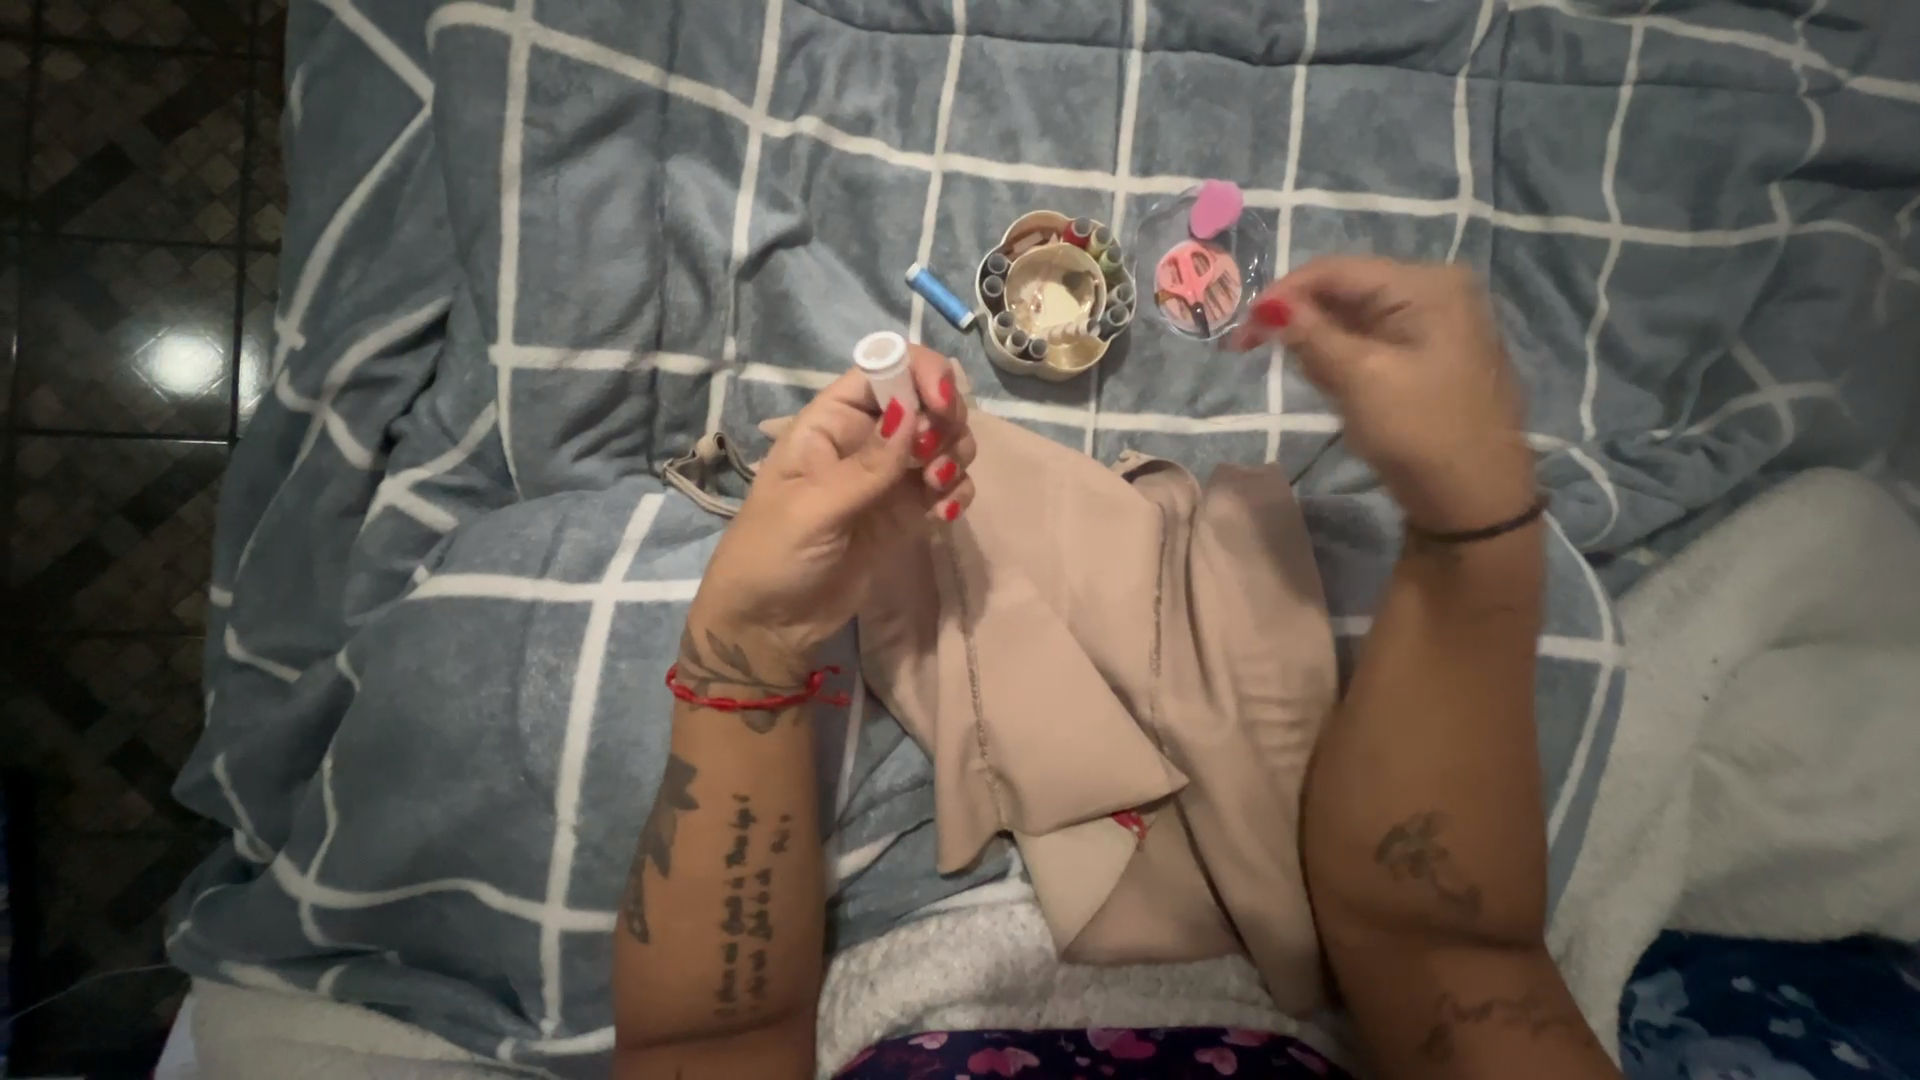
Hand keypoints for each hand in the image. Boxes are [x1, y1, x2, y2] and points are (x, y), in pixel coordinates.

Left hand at [686, 344, 975, 676]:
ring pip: (943, 442)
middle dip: (946, 421)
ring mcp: (890, 477)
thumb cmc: (773, 555)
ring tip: (938, 490)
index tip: (942, 408)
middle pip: (925, 401)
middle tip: (936, 460)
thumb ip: (867, 466)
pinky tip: (945, 515)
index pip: (884, 370)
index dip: (921, 374)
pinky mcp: (907, 512)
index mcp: (831, 422)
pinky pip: (947, 486)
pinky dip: (957, 492)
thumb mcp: (813, 508)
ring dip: (955, 457)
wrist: (772, 623)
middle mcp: (866, 439)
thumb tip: (914, 414)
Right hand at [1231, 257, 1535, 534]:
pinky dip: (1339, 360)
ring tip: (1313, 382)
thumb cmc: (1419, 430)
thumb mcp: (1360, 377)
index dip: (1281, 294)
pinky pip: (1366, 343)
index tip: (1239, 331)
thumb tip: (1266, 306)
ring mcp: (1431, 324)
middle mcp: (1432, 291)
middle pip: (1342, 291)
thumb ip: (1311, 335)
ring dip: (1317, 345)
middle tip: (1250, 354)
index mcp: (1425, 285)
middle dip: (1298, 321)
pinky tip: (1334, 388)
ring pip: (1350, 319)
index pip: (1335, 270)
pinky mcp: (1423, 355)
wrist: (1473, 495)